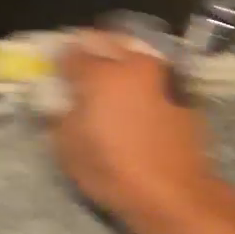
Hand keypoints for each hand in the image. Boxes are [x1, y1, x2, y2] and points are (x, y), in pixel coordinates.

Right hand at [54, 30, 234, 225]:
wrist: (172, 191)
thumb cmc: (112, 170)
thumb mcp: (67, 148)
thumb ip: (58, 116)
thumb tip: (57, 102)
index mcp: (100, 75)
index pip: (70, 53)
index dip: (57, 59)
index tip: (52, 69)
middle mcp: (133, 64)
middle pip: (107, 41)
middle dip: (90, 49)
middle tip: (80, 66)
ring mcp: (163, 74)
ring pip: (134, 52)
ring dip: (118, 58)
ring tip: (109, 77)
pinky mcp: (183, 90)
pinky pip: (153, 72)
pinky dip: (140, 77)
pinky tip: (134, 96)